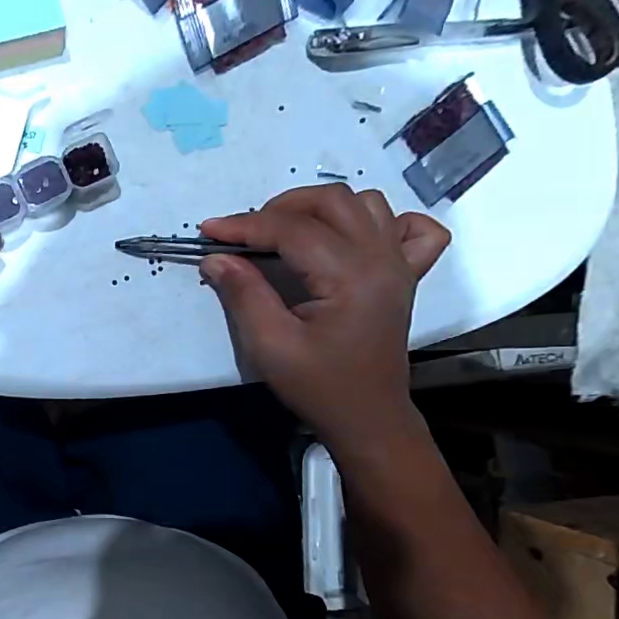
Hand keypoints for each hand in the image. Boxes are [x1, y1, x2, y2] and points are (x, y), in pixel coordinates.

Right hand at [198, 183, 449, 445]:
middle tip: (246, 234)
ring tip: (287, 233)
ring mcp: (401, 264)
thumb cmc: (318, 386)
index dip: (245, 225)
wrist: (366, 418)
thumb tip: (216, 258)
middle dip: (281, 207)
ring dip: (322, 209)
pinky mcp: (406, 275)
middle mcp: (383, 259)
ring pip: (367, 204)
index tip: (208, 231)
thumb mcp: (270, 345)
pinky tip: (351, 239)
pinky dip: (380, 222)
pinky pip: (410, 228)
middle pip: (333, 200)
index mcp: (351, 277)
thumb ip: (244, 294)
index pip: (293, 230)